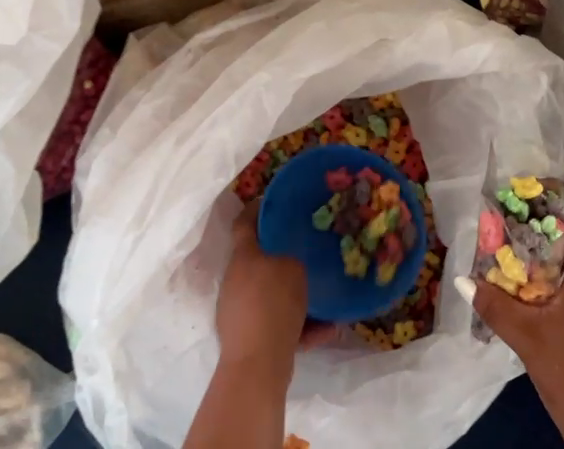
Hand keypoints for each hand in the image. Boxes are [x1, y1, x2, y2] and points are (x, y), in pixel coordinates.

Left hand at [215, 202, 335, 364]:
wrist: (257, 363)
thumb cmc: (273, 304)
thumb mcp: (294, 269)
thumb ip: (294, 258)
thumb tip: (293, 261)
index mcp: (242, 257)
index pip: (244, 222)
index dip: (258, 208)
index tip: (275, 200)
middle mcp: (236, 281)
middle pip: (259, 261)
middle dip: (283, 258)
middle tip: (307, 252)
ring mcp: (239, 312)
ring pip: (272, 296)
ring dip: (297, 298)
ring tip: (326, 302)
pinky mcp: (249, 338)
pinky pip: (279, 324)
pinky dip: (300, 326)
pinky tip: (327, 329)